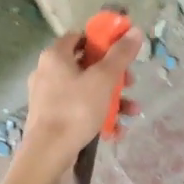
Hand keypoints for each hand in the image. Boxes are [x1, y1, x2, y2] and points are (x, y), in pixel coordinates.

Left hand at [19, 28, 143, 168]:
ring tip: (131, 112)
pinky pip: (78, 110)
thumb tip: (135, 30)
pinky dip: (97, 116)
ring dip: (111, 99)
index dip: (102, 41)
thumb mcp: (104, 79)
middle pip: (86, 65)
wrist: (49, 152)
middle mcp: (47, 72)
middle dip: (114, 76)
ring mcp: (48, 97)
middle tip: (131, 84)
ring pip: (85, 91)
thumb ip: (120, 55)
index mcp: (55, 56)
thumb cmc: (76, 109)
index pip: (80, 36)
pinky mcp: (51, 118)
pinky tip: (115, 131)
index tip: (121, 52)